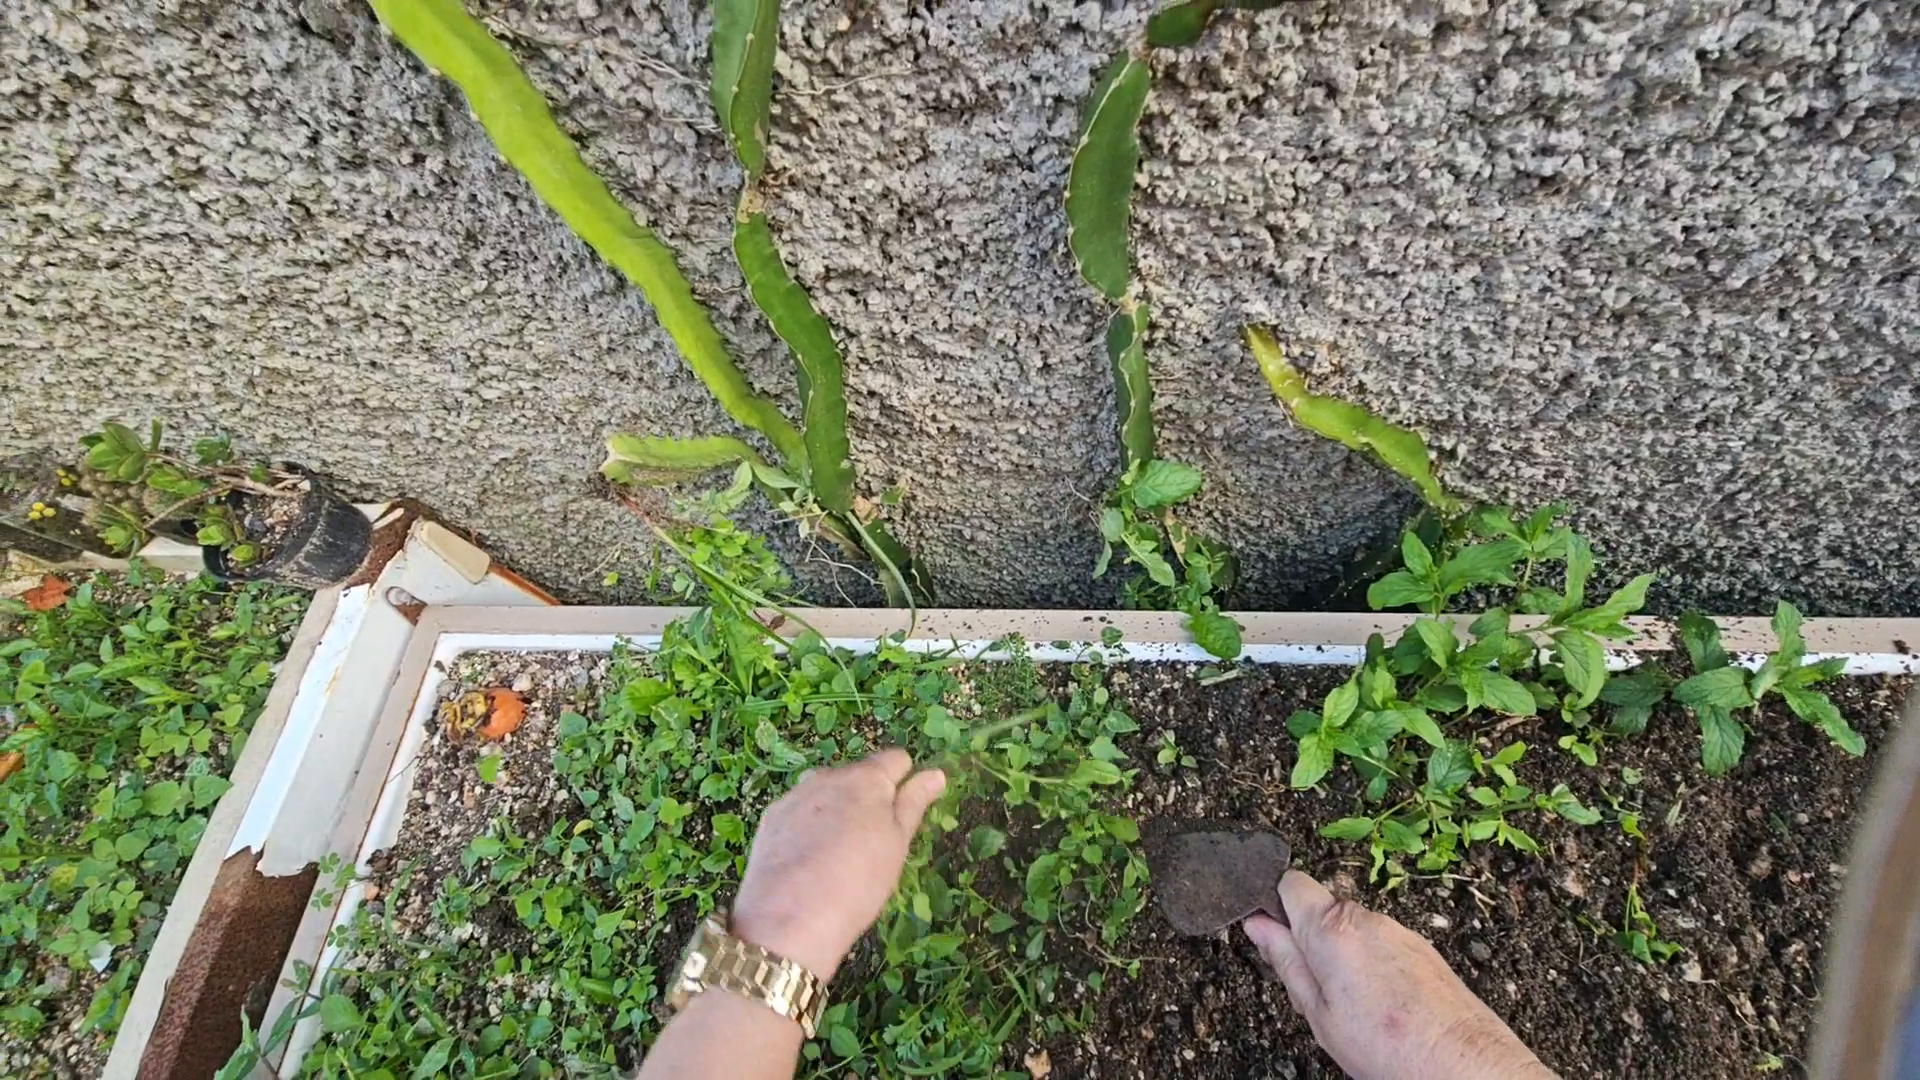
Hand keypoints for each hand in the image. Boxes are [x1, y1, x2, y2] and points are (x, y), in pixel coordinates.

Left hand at [731, 749, 946, 981]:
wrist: (788, 921)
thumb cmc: (858, 882)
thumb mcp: (897, 844)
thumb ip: (914, 802)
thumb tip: (936, 772)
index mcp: (867, 778)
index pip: (896, 759)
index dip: (904, 782)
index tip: (901, 815)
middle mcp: (830, 775)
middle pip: (859, 775)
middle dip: (868, 798)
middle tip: (870, 844)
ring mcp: (797, 794)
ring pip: (828, 792)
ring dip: (838, 809)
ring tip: (836, 855)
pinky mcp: (772, 816)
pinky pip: (801, 810)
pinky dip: (809, 825)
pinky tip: (807, 859)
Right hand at [1243, 870, 1557, 1079]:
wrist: (1471, 1070)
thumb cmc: (1389, 1048)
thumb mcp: (1319, 1013)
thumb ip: (1286, 962)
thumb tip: (1256, 924)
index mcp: (1329, 928)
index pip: (1290, 882)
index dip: (1278, 904)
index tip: (1278, 936)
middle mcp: (1363, 917)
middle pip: (1322, 910)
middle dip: (1314, 939)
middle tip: (1321, 989)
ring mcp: (1397, 930)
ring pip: (1353, 929)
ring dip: (1347, 954)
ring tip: (1361, 1006)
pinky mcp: (1423, 947)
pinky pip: (1383, 942)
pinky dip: (1377, 964)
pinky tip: (1389, 1006)